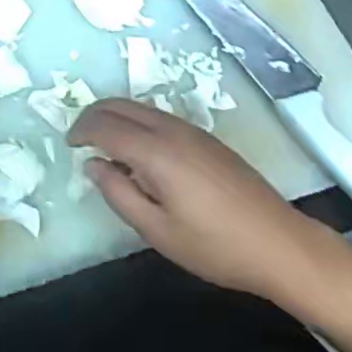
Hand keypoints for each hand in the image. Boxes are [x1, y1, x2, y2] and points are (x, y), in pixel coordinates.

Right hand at [67, 99, 332, 301]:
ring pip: (139, 107)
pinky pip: (158, 116)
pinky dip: (136, 121)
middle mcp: (170, 129)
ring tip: (105, 144)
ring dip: (115, 116)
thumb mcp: (158, 231)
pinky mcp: (205, 138)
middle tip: (80, 139)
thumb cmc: (216, 246)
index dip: (81, 130)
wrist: (282, 245)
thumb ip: (118, 194)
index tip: (70, 145)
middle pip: (119, 105)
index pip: (105, 125)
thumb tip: (93, 164)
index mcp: (155, 151)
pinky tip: (140, 151)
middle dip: (93, 115)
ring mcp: (191, 130)